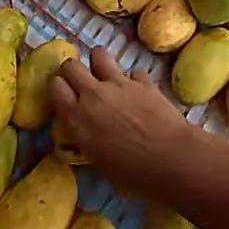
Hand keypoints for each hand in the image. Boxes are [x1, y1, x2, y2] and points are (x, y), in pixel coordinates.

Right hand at [50, 47, 198, 195]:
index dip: (59, 88)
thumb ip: (87, 138)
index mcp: (78, 118)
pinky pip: (134, 72)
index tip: (64, 94)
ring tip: (105, 74)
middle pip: (71, 66)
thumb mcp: (99, 161)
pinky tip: (140, 92)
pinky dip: (135, 81)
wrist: (172, 159)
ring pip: (99, 54)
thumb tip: (87, 131)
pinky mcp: (143, 81)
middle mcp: (93, 95)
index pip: (56, 87)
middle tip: (81, 81)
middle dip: (73, 70)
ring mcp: (119, 84)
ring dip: (99, 62)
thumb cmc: (134, 173)